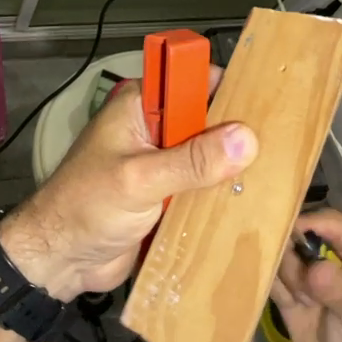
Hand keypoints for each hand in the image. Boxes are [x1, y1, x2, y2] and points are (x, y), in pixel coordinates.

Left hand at [0, 70, 256, 301]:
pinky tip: (253, 203)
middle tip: (283, 145)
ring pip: (207, 157)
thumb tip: (246, 138)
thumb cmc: (86, 207)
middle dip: (235, 133)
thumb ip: (191, 161)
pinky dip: (220, 194)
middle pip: (205, 120)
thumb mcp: (140, 180)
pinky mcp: (166, 196)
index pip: (191, 80)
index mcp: (140, 106)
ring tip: (278, 175)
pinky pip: (201, 187)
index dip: (226, 87)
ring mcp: (160, 163)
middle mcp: (153, 128)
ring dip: (231, 168)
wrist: (59, 260)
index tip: (269, 101)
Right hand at [269, 210, 341, 341]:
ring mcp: (308, 257)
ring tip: (307, 302)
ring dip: (287, 279)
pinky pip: (268, 268)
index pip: (328, 221)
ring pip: (279, 249)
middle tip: (306, 292)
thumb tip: (316, 271)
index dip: (306, 229)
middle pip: (297, 228)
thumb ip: (341, 291)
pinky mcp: (288, 275)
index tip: (289, 249)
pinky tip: (293, 303)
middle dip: (293, 259)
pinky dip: (272, 285)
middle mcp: (334, 241)